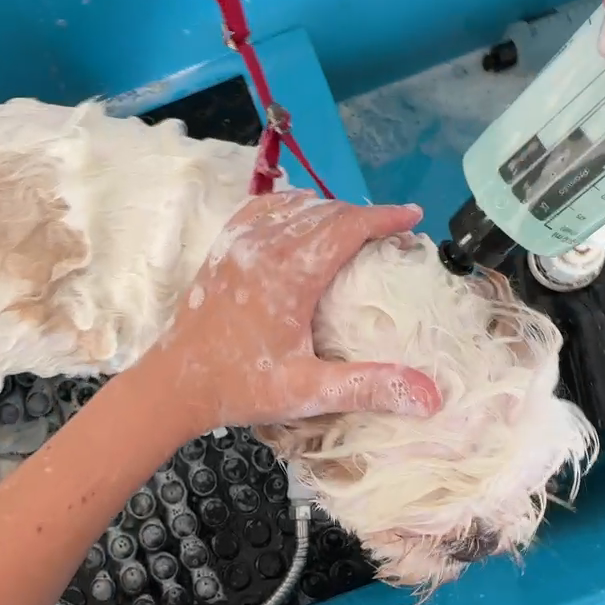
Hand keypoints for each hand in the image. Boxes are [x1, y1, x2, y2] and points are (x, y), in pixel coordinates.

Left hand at [129, 192, 442, 437]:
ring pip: (295, 206)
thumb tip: (429, 398)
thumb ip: (367, 388)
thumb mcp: (307, 391)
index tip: (412, 217)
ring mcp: (239, 242)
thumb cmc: (240, 386)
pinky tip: (300, 219)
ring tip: (353, 228)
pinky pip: (262, 209)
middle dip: (361, 216)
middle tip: (388, 234)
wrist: (174, 383)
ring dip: (329, 211)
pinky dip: (290, 207)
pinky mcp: (222, 248)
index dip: (384, 217)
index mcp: (289, 272)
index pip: (347, 226)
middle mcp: (264, 245)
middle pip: (325, 211)